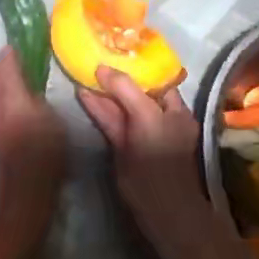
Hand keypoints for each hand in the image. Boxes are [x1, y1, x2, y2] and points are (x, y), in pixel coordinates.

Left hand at [0, 47, 67, 231]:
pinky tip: (13, 96)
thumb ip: (39, 99)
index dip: (11, 52)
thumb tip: (32, 86)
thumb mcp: (53, 123)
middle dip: (0, 62)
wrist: (22, 199)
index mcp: (11, 98)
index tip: (18, 42)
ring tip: (13, 71)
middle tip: (13, 53)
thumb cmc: (44, 160)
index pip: (5, 66)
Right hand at [77, 66, 205, 237]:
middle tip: (94, 58)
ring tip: (82, 73)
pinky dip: (97, 107)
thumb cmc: (161, 158)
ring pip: (119, 106)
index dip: (137, 64)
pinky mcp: (122, 145)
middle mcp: (158, 117)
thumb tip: (102, 68)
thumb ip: (126, 90)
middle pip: (135, 91)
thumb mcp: (146, 118)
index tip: (116, 49)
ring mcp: (139, 132)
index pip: (156, 78)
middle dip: (115, 77)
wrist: (160, 209)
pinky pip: (110, 120)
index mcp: (176, 109)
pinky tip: (82, 94)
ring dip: (102, 92)